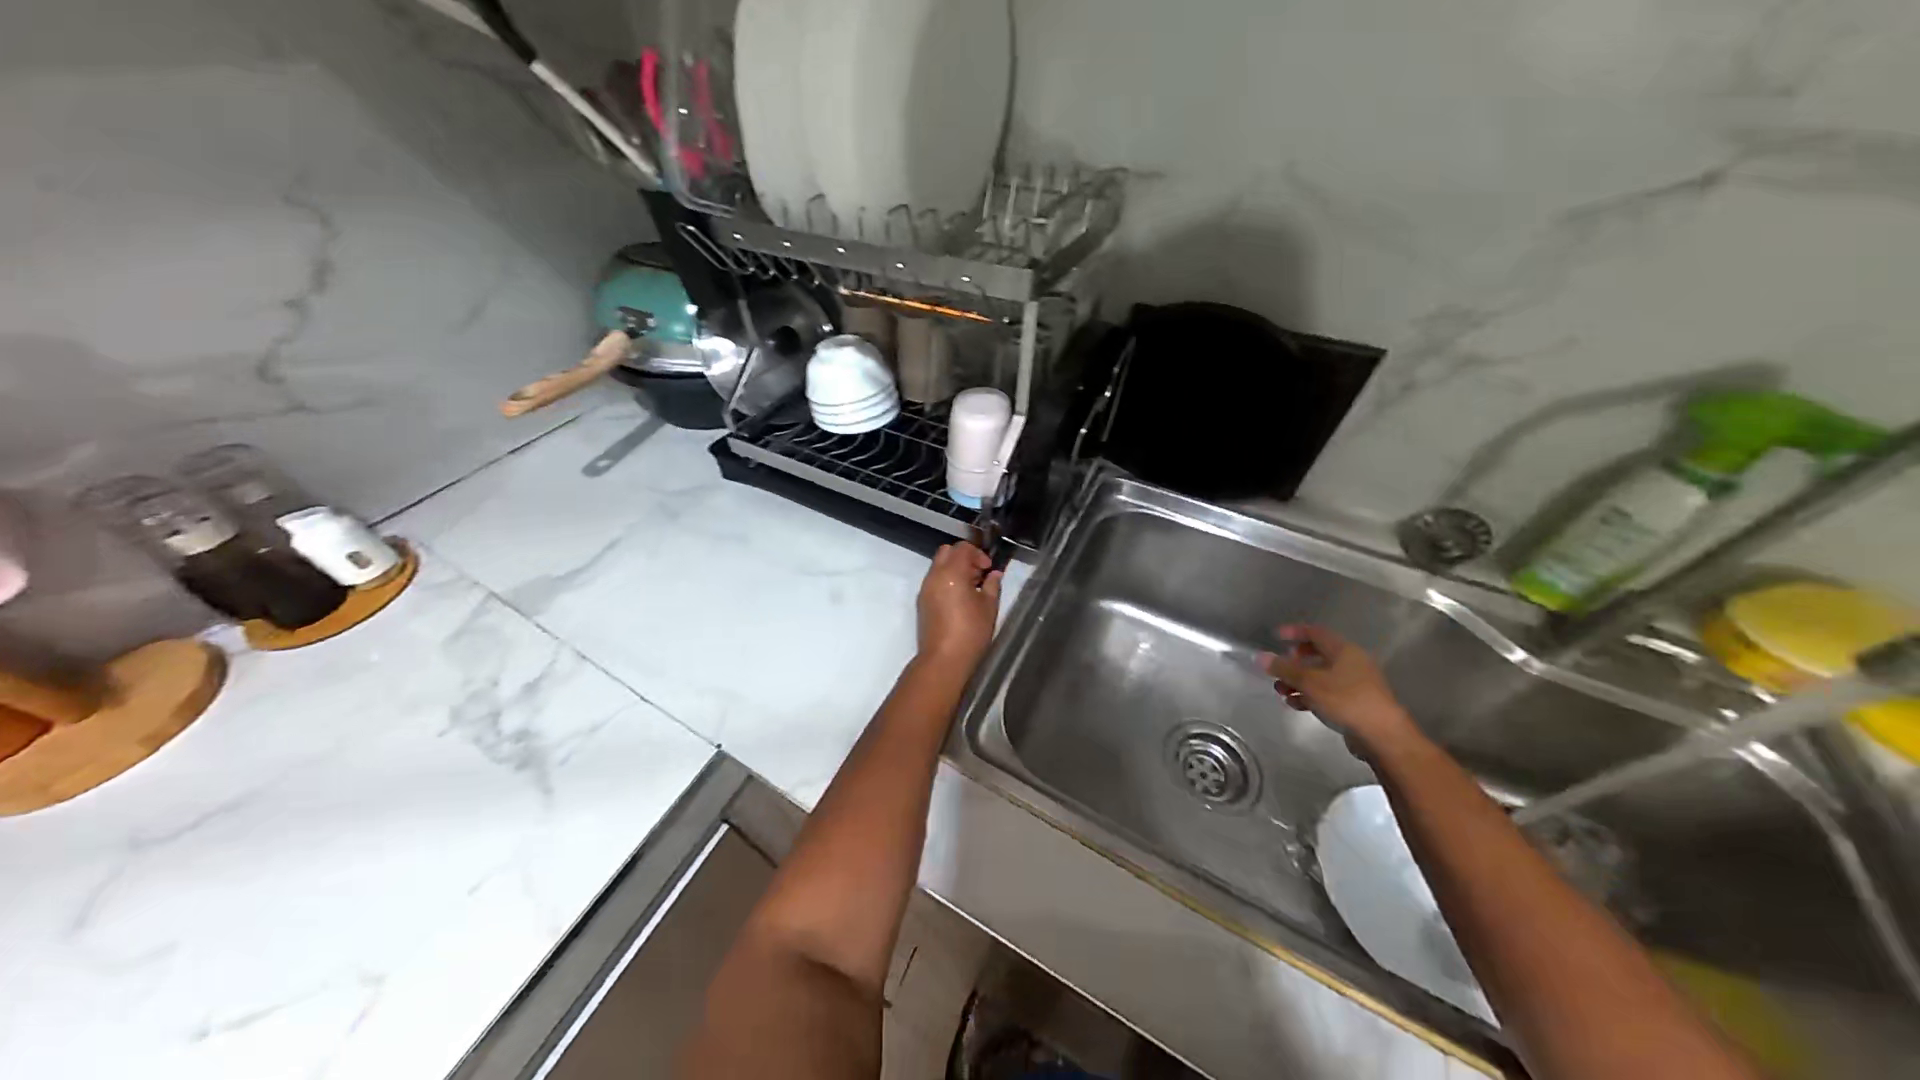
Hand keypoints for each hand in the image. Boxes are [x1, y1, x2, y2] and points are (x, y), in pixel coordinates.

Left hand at [916, 543, 1003, 666]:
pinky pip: (934, 580)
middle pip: (947, 552)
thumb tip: (994, 574)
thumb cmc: (971, 632)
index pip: (963, 548)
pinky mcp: (922, 602)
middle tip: (979, 574)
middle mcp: (934, 576)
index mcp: (952, 573)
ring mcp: (925, 589)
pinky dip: (946, 580)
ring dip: (954, 569)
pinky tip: (960, 599)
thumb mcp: (989, 607)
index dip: (978, 554)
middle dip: (964, 557)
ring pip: (938, 566)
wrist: (944, 659)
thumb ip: (992, 586)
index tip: (988, 568)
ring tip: (971, 588)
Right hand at [1258, 624, 1420, 754]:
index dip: (1294, 632)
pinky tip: (1296, 704)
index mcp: (1344, 650)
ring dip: (1299, 681)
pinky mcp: (1355, 702)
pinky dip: (1310, 694)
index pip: (1316, 632)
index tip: (1275, 636)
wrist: (1382, 734)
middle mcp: (1351, 662)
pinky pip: (1327, 692)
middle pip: (1317, 654)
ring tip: (1281, 691)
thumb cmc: (1345, 699)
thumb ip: (1284, 669)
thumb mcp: (1309, 682)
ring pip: (1321, 675)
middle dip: (1294, 661)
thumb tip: (1260, 657)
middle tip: (1279, 668)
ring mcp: (1355, 683)